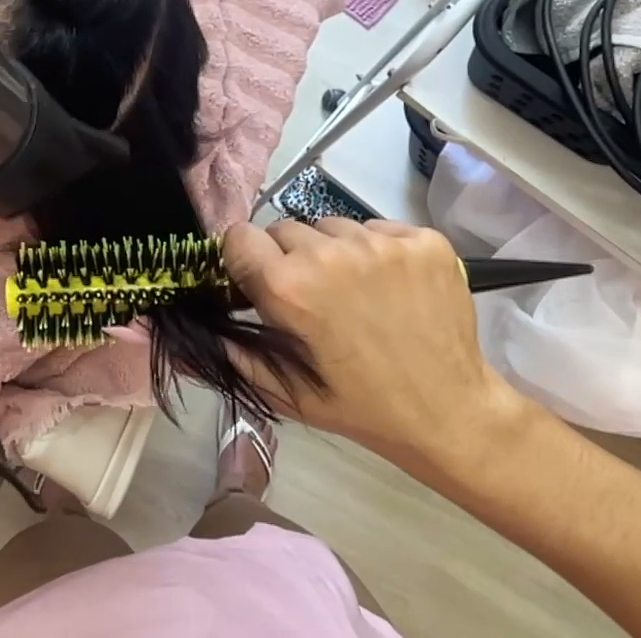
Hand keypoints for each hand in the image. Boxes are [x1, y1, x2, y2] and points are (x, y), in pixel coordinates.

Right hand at [222, 217, 531, 474]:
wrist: (451, 413)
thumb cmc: (360, 406)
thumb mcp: (285, 392)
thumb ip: (233, 354)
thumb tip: (189, 338)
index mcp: (289, 288)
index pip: (239, 236)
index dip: (246, 260)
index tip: (260, 283)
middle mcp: (330, 253)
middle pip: (285, 228)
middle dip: (290, 258)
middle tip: (314, 298)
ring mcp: (381, 243)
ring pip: (332, 226)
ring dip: (333, 252)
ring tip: (356, 293)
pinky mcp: (423, 240)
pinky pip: (377, 228)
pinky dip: (377, 251)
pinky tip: (390, 287)